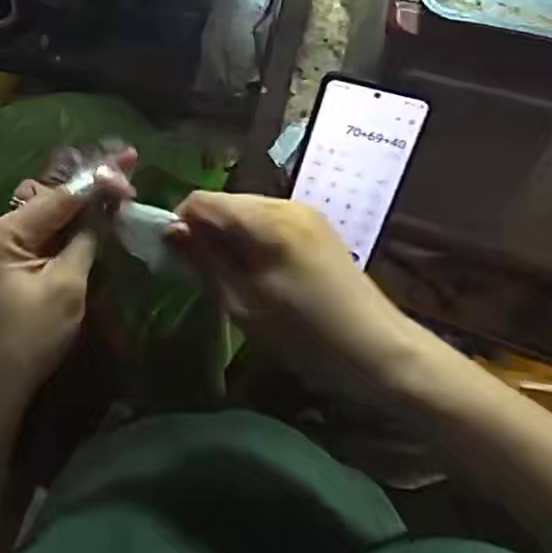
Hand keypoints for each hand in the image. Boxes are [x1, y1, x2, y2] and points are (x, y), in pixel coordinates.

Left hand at [0, 153, 135, 408]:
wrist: (0, 381)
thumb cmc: (31, 334)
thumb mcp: (66, 285)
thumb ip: (86, 240)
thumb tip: (107, 207)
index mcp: (10, 229)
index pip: (61, 194)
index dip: (98, 181)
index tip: (131, 166)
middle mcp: (7, 228)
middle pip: (55, 195)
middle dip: (91, 182)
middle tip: (127, 169)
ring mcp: (14, 246)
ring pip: (55, 211)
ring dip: (86, 201)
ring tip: (119, 185)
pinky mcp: (24, 262)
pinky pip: (53, 232)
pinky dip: (78, 223)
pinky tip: (101, 216)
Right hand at [167, 192, 427, 393]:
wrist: (380, 351)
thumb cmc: (306, 335)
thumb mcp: (244, 304)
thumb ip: (205, 261)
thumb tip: (171, 230)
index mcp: (267, 221)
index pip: (201, 201)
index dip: (180, 223)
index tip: (176, 258)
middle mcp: (285, 203)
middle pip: (223, 201)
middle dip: (204, 229)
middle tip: (200, 270)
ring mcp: (304, 211)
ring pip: (243, 209)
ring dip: (227, 234)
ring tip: (230, 274)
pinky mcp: (315, 224)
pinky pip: (266, 218)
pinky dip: (250, 236)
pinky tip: (257, 268)